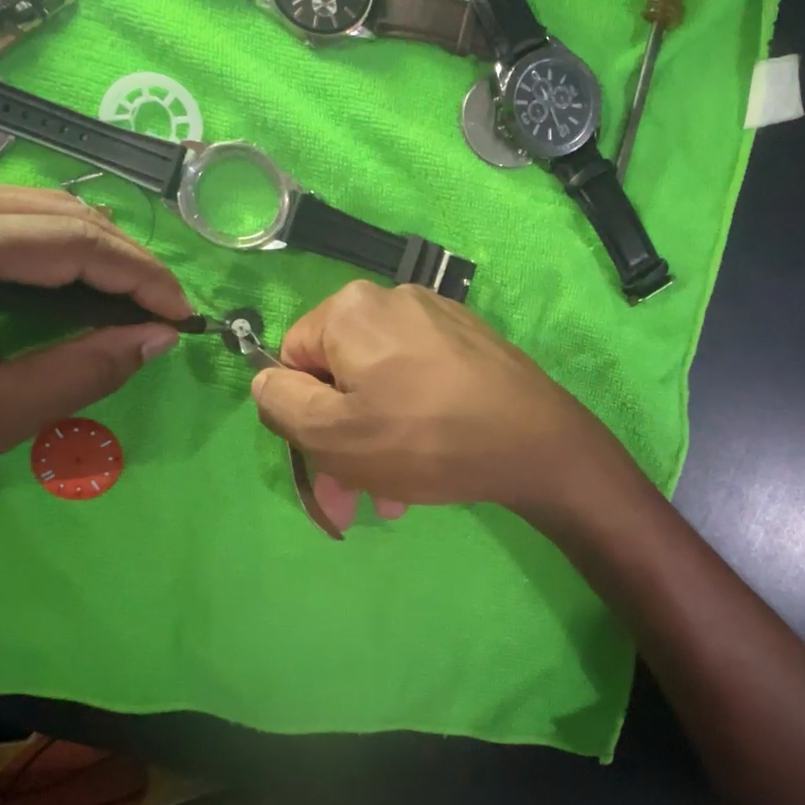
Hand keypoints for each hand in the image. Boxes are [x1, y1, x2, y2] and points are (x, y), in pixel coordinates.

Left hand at [0, 181, 187, 515]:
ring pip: (38, 208)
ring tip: (132, 305)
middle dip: (128, 262)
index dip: (140, 275)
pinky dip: (59, 250)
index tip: (182, 317)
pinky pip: (7, 218)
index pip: (66, 240)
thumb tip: (155, 339)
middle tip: (164, 316)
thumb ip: (74, 375)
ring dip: (98, 253)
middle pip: (58, 213)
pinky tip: (78, 288)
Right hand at [249, 281, 621, 513]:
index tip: (322, 467)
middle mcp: (395, 300)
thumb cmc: (424, 438)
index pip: (293, 360)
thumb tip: (268, 380)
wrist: (536, 443)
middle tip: (353, 503)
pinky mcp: (474, 345)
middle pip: (343, 379)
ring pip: (384, 390)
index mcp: (351, 310)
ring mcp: (441, 321)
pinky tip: (427, 469)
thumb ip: (280, 403)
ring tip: (394, 498)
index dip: (300, 418)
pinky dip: (414, 426)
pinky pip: (422, 385)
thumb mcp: (330, 434)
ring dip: (378, 446)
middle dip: (343, 446)